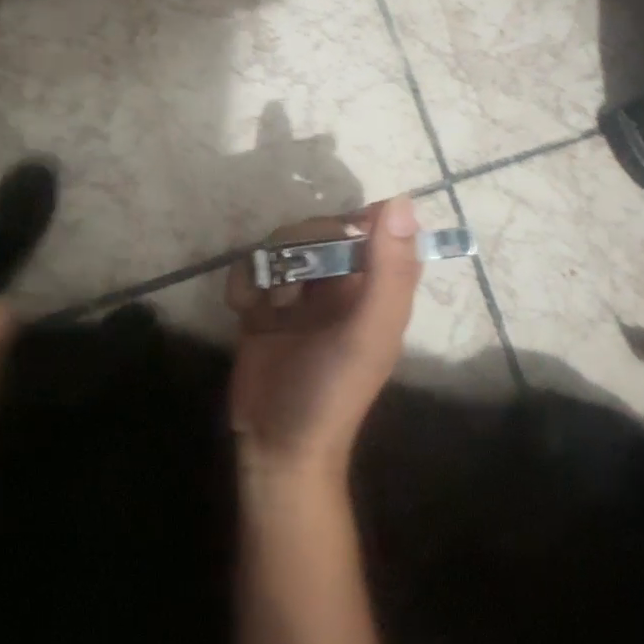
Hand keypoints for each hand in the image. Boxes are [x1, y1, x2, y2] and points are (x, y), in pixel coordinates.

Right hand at [225, 196, 422, 479]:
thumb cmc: (332, 393)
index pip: (376, 229)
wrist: (276, 444)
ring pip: (281, 244)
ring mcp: (297, 296)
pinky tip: (244, 310)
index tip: (334, 236)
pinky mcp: (260, 307)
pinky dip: (243, 282)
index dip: (355, 221)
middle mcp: (339, 287)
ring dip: (268, 265)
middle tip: (293, 281)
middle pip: (319, 229)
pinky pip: (249, 269)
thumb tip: (401, 199)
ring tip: (268, 303)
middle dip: (300, 244)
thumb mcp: (369, 333)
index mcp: (376, 290)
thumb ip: (388, 270)